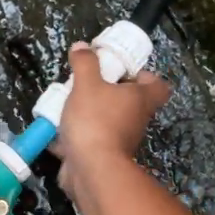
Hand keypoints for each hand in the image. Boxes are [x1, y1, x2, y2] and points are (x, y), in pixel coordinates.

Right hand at [52, 42, 171, 179]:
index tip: (122, 71)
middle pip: (129, 102)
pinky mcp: (103, 156)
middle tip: (87, 84)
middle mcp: (136, 119)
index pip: (157, 84)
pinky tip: (57, 131)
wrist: (91, 168)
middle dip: (108, 93)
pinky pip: (90, 140)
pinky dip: (76, 137)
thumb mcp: (87, 84)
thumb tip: (82, 46)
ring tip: (67, 105)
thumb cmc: (96, 120)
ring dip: (90, 114)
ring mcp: (121, 140)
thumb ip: (85, 63)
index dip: (144, 75)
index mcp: (141, 99)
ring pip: (108, 121)